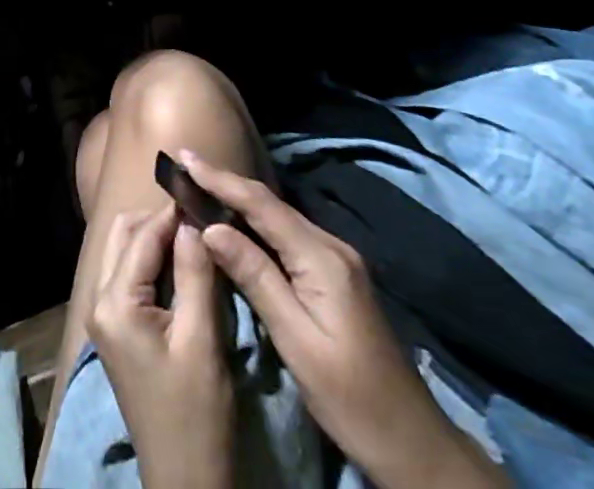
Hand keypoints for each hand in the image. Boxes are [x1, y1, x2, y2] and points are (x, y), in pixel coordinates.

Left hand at [85, 202, 232, 488]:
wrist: (183, 474)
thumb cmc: (195, 409)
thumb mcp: (201, 338)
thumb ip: (194, 273)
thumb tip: (195, 220)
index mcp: (114, 302)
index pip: (141, 237)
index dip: (172, 212)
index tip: (203, 194)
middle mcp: (99, 301)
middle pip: (123, 237)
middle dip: (158, 221)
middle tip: (199, 217)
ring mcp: (104, 316)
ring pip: (124, 254)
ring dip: (154, 239)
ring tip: (194, 235)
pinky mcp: (116, 328)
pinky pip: (128, 276)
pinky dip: (151, 261)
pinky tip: (181, 262)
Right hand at [179, 151, 506, 488]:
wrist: (408, 435)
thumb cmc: (348, 394)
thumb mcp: (295, 338)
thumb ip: (255, 277)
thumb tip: (211, 228)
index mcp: (322, 258)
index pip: (262, 206)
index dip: (221, 179)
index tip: (185, 157)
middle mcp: (331, 247)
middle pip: (271, 205)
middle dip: (227, 183)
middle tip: (186, 165)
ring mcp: (336, 260)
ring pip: (279, 218)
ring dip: (239, 201)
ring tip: (200, 186)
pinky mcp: (334, 276)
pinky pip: (288, 237)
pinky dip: (256, 225)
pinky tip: (236, 225)